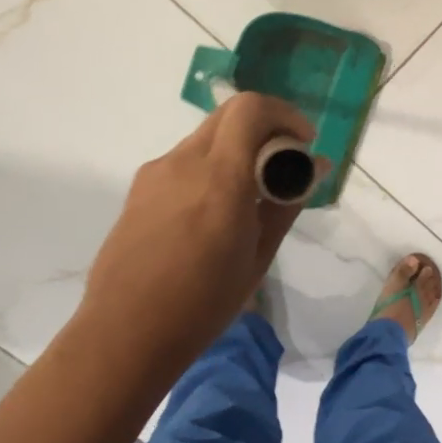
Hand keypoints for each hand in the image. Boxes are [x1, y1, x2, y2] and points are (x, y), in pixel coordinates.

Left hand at [75, 91, 316, 373]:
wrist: (127, 332)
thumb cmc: (204, 302)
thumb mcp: (259, 255)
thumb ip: (286, 202)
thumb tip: (315, 166)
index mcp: (219, 178)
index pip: (252, 110)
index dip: (285, 116)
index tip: (304, 145)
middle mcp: (183, 163)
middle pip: (229, 115)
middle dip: (266, 128)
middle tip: (286, 164)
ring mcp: (155, 173)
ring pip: (207, 137)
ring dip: (239, 149)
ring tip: (255, 194)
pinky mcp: (140, 189)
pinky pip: (187, 161)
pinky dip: (214, 167)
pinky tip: (220, 212)